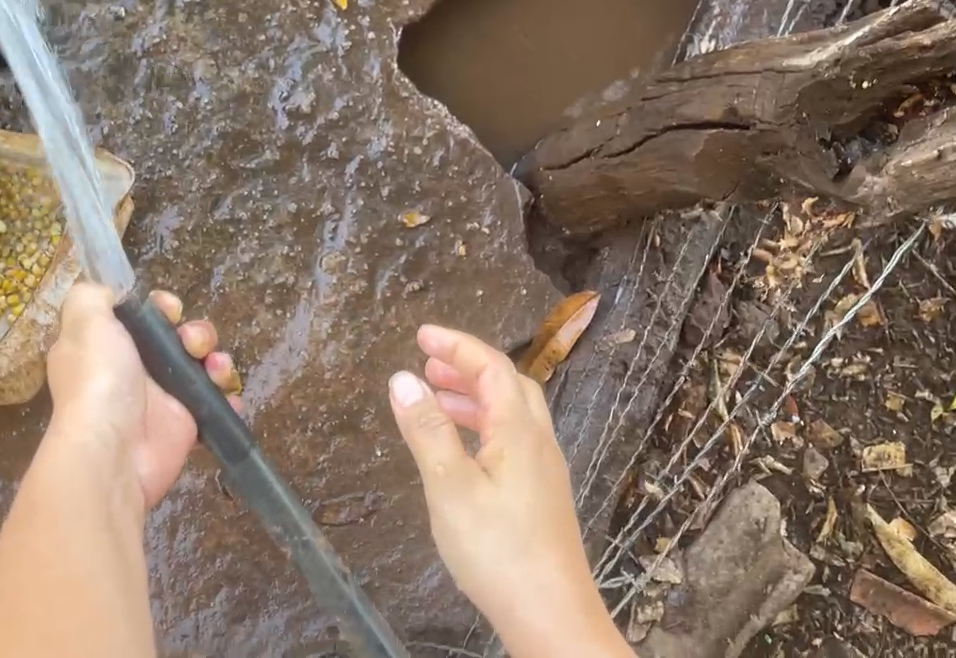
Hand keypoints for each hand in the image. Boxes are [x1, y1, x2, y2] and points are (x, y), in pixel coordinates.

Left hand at [46, 283, 241, 510]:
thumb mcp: (84, 322)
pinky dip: (228, 397)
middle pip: (180, 336)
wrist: (114, 451)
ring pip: (202, 365)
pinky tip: (227, 395)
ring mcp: (164, 398)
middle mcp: (135, 368)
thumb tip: (109, 293)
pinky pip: (217, 403)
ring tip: (214, 369)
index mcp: (110, 344)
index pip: (144, 316)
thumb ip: (92, 296)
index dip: (163, 307)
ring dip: (217, 359)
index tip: (170, 310)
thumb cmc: (99, 379)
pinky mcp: (187, 424)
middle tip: (191, 344)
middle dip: (197, 332)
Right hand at [388, 325, 625, 655]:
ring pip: (511, 414)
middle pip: (507, 385)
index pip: (491, 367)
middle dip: (466, 367)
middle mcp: (538, 442)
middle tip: (427, 365)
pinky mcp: (542, 496)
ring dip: (473, 397)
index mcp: (519, 430)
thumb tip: (402, 377)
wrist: (554, 621)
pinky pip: (512, 439)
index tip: (421, 335)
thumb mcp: (450, 486)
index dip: (456, 345)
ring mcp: (544, 471)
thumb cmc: (499, 550)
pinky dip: (482, 426)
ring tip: (434, 401)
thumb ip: (427, 430)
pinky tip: (460, 450)